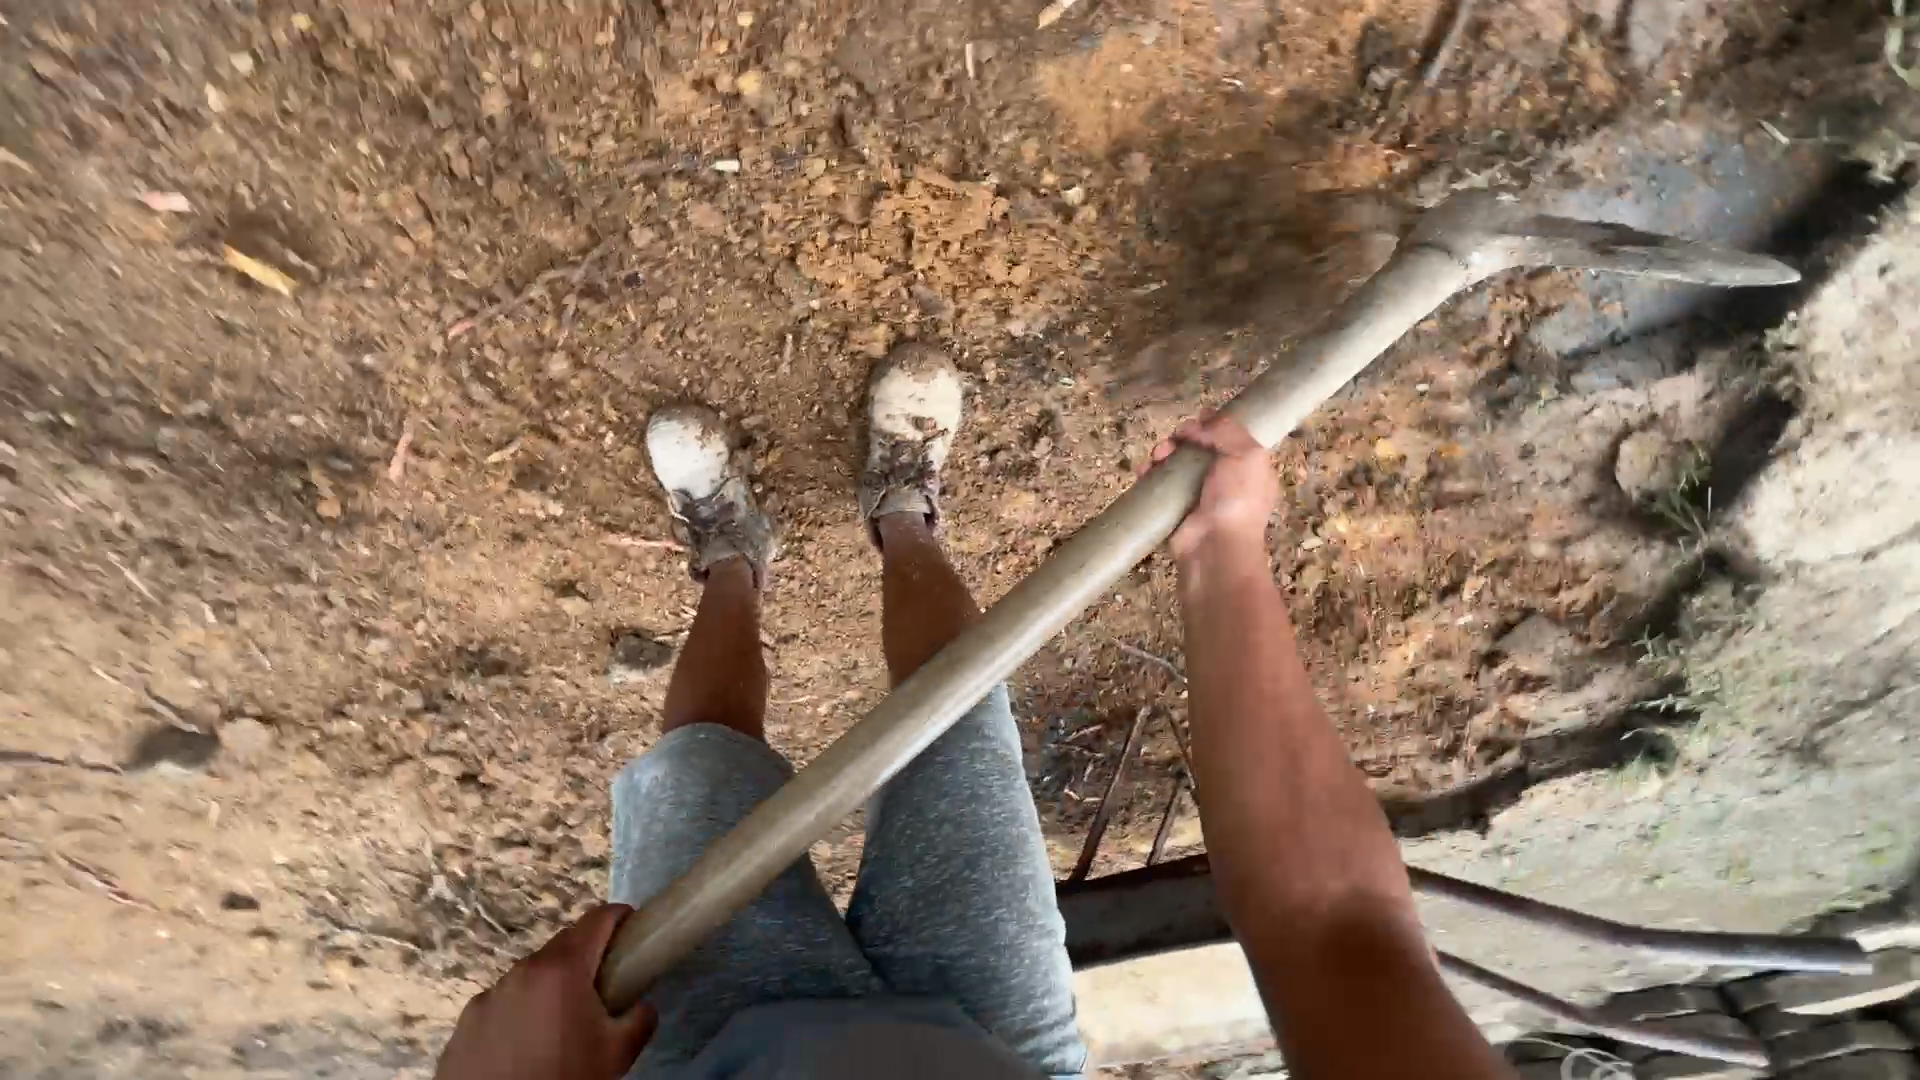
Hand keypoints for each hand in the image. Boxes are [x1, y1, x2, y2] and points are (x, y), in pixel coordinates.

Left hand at [434, 904, 656, 1079]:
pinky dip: (516, 1013)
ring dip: (548, 986)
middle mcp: (521, 972)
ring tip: (557, 1025)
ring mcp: (486, 998)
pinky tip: (521, 1047)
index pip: (597, 918)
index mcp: (562, 969)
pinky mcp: (461, 1028)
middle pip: (563, 945)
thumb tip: (641, 1006)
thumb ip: (640, 1019)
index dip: (620, 918)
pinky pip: (499, 1005)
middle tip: (600, 988)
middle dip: (585, 957)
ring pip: (529, 976)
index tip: (631, 933)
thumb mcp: (618, 1054)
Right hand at [1149, 412, 1278, 561]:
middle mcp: (1223, 480)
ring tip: (1157, 455)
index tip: (1199, 418)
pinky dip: (1149, 474)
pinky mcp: (1173, 508)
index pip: (1230, 438)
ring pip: (1175, 464)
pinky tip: (1143, 471)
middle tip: (1174, 440)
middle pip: (1198, 448)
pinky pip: (1158, 485)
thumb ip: (1227, 431)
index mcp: (1248, 467)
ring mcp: (1196, 495)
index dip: (1214, 424)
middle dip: (1184, 438)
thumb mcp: (1247, 455)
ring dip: (1164, 453)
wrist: (1216, 545)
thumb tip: (1200, 421)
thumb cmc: (1238, 498)